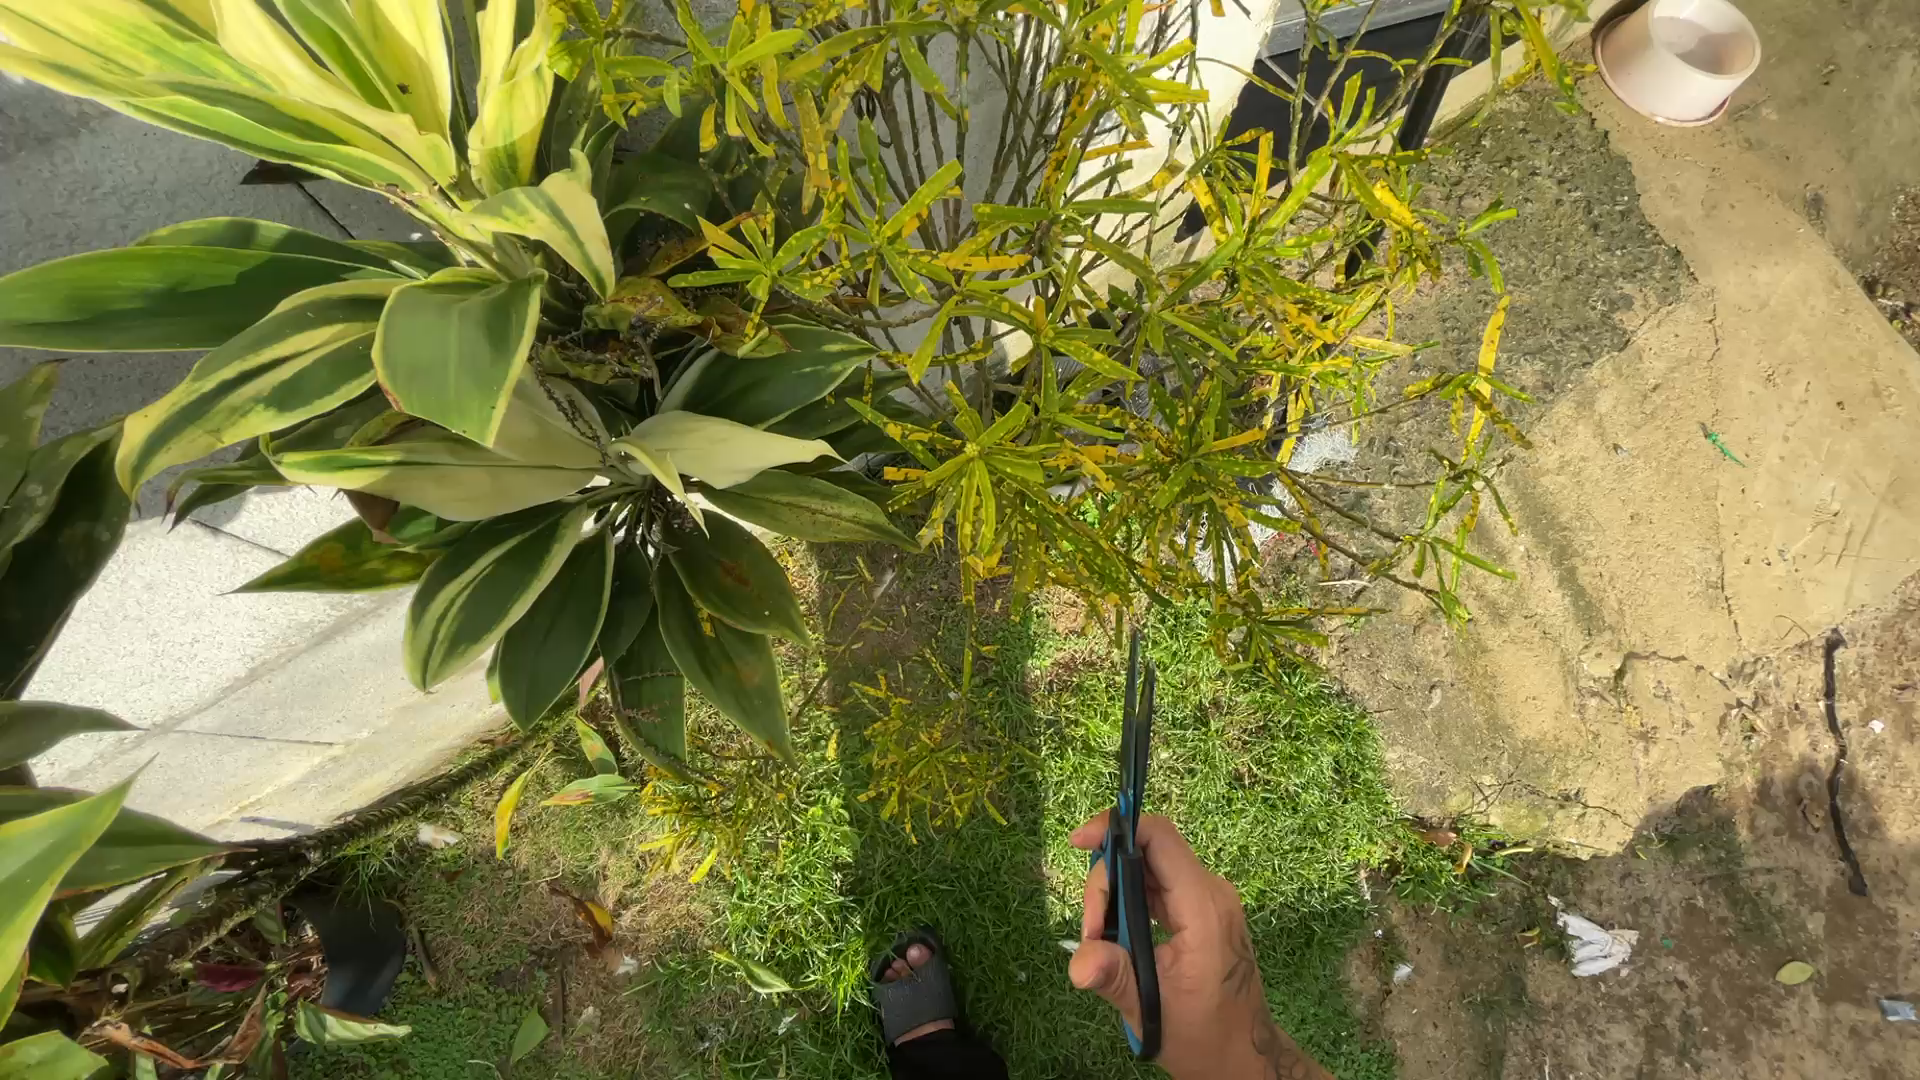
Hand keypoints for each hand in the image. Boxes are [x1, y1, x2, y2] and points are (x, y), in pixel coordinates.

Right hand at [1069, 812, 1332, 1079]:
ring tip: (1101, 937)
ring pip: (1148, 865)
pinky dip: (1130, 898)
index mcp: (1203, 907)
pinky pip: (1158, 882)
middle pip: (1146, 851)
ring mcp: (1207, 897)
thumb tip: (1079, 962)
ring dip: (1115, 891)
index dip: (1116, 827)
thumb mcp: (1153, 1012)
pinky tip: (1117, 931)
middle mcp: (1209, 891)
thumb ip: (1115, 978)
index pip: (1158, 837)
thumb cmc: (1205, 1038)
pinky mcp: (1200, 907)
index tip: (1078, 842)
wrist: (1245, 1060)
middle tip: (1091, 930)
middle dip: (1107, 879)